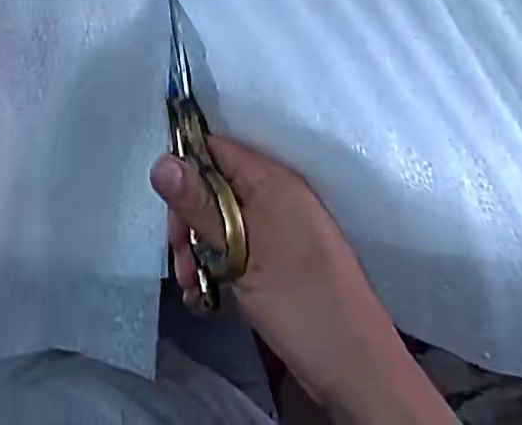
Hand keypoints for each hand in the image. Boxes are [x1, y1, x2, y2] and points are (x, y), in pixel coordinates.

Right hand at [151, 137, 453, 424]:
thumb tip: (161, 161)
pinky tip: (206, 293)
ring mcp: (282, 225)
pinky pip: (239, 242)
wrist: (360, 373)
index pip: (214, 149)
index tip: (168, 211)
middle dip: (189, 221)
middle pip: (214, 185)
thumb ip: (200, 206)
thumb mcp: (240, 254)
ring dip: (199, 249)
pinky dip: (219, 263)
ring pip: (223, 218)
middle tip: (180, 261)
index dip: (184, 171)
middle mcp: (278, 193)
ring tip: (193, 285)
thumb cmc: (301, 305)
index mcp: (272, 180)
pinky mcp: (282, 254)